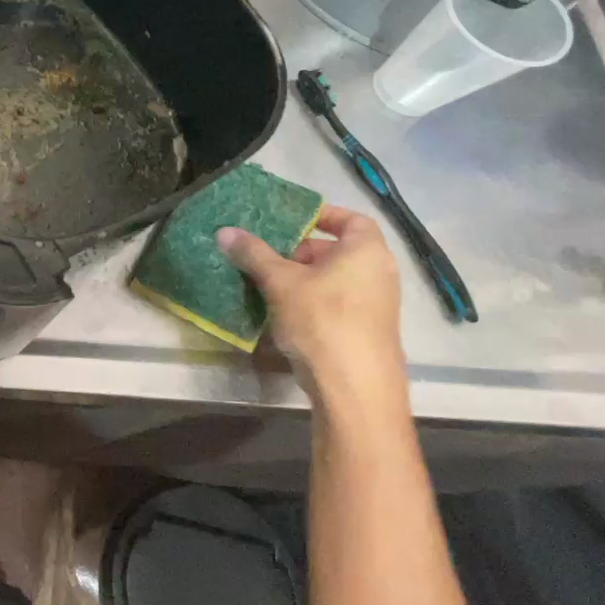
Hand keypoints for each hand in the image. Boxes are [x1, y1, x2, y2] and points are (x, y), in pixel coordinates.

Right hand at [218, 205, 403, 405]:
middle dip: (301, 250)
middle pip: (339, 250)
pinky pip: (338, 302)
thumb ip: (253, 254)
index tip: (290, 221)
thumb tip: (225, 231)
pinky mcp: (368, 330)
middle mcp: (379, 273)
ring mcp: (377, 305)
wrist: (355, 388)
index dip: (321, 215)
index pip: (351, 219)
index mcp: (366, 251)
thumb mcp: (280, 282)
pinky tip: (282, 312)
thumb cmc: (322, 320)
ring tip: (267, 283)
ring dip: (303, 278)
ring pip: (336, 278)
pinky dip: (313, 300)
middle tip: (268, 255)